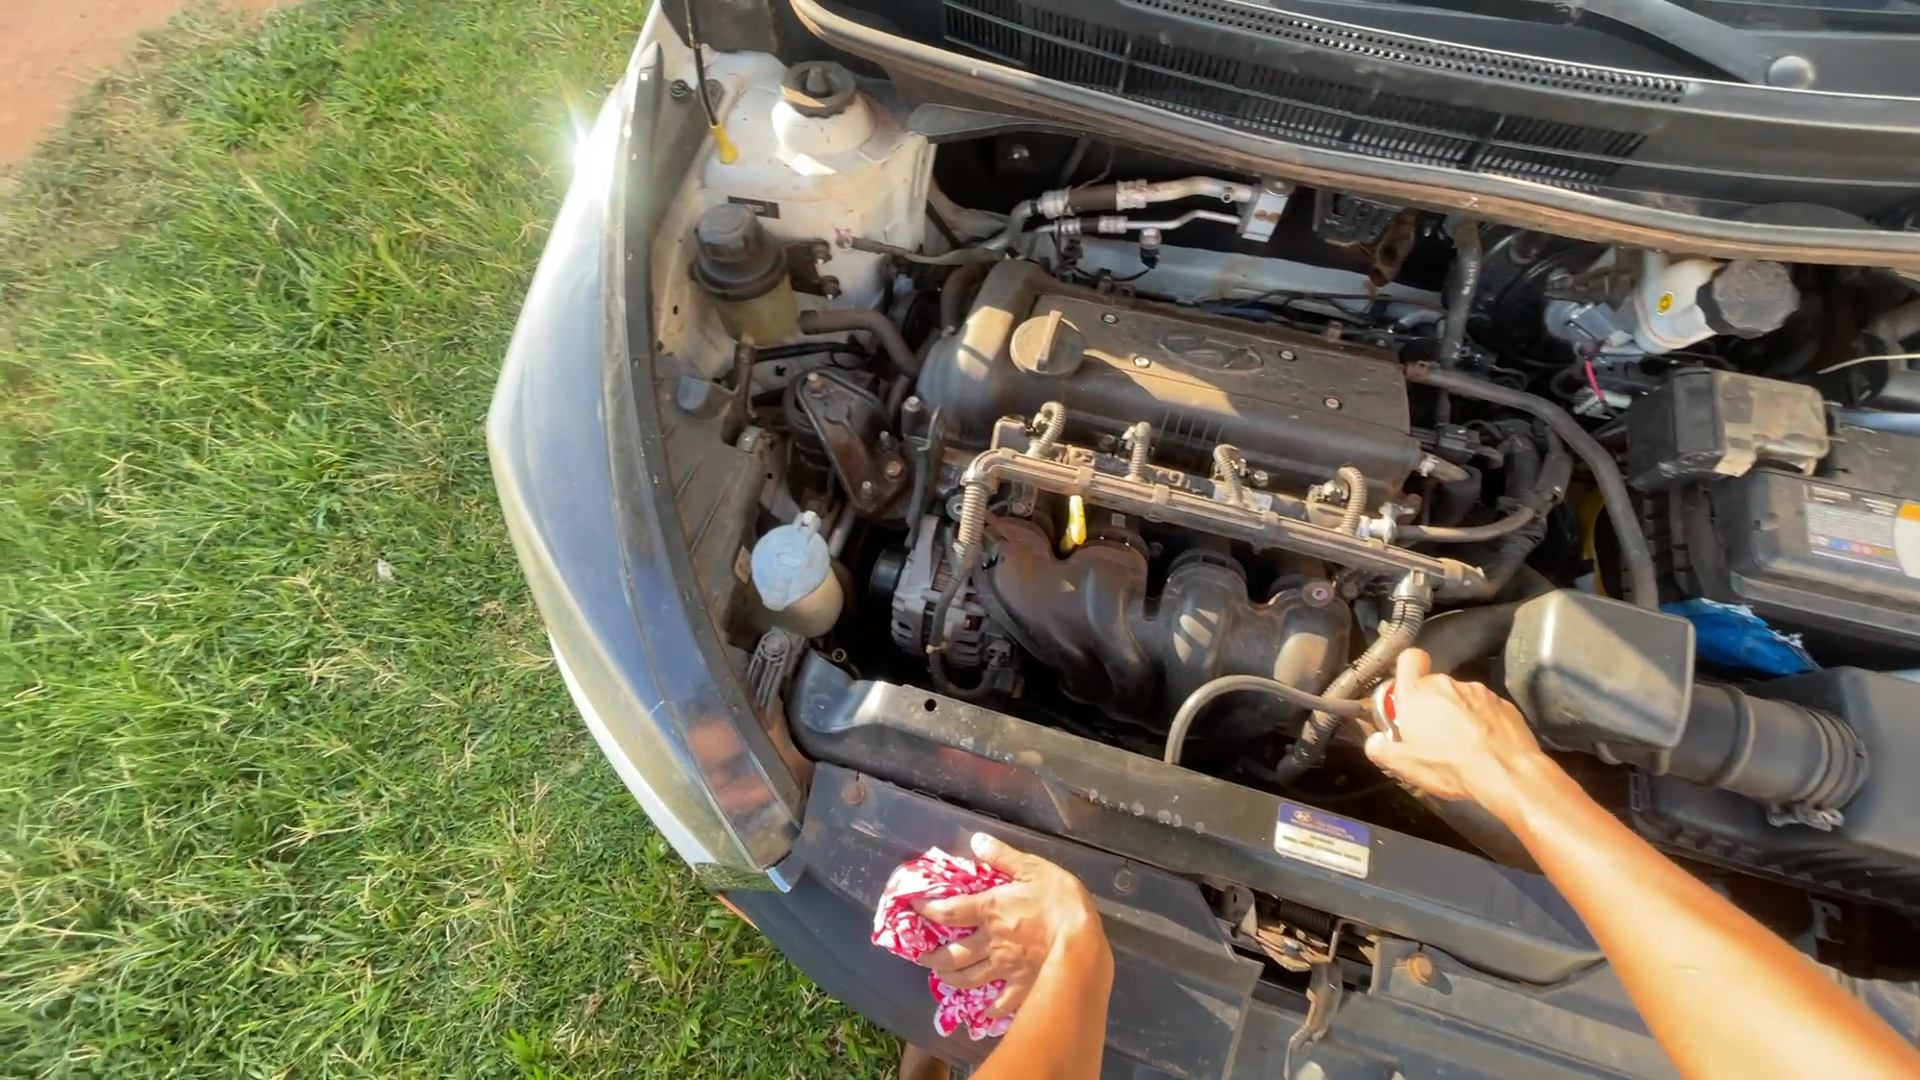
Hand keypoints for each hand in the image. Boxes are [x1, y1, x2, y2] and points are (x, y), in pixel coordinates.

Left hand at [913, 833, 1108, 1018]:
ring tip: (940, 978)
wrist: (1082, 945)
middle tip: (920, 957)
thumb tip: (976, 840)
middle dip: (934, 956)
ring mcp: (1004, 969)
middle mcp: (990, 942)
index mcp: (990, 910)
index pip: (951, 911)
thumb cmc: (1058, 900)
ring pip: (969, 978)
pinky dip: (989, 1009)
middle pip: (954, 953)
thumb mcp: (1032, 868)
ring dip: (951, 979)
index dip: (929, 910)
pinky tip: (983, 1012)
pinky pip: (1000, 1003)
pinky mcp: (1021, 989)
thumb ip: (1003, 856)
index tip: (913, 909)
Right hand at [1364, 648, 1550, 820]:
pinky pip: (1486, 709)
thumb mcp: (1403, 765)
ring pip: (1460, 698)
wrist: (1510, 776)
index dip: (1407, 671)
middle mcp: (1448, 684)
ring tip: (1464, 744)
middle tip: (1432, 734)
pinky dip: (1483, 722)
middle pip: (1433, 685)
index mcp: (1417, 692)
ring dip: (1458, 714)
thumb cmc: (1449, 766)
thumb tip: (1375, 741)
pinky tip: (1486, 746)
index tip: (1406, 695)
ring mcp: (1481, 693)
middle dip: (1431, 704)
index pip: (1409, 659)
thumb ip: (1379, 748)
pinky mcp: (1507, 706)